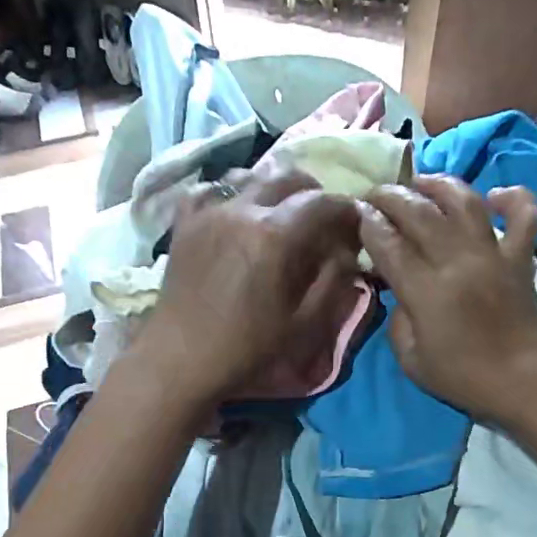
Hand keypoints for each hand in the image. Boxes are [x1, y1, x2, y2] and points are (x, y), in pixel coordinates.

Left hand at [129, 170, 362, 404]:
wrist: (180, 360)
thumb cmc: (246, 348)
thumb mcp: (303, 324)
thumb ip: (332, 281)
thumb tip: (347, 252)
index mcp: (275, 235)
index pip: (323, 202)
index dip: (346, 208)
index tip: (356, 222)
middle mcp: (242, 211)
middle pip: (287, 177)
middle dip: (313, 191)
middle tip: (322, 216)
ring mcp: (209, 212)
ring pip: (248, 176)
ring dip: (273, 187)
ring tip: (280, 211)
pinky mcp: (184, 224)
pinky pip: (209, 190)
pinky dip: (230, 192)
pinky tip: (236, 211)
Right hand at [361, 175, 536, 422]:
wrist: (527, 381)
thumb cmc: (465, 377)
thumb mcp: (412, 361)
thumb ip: (399, 321)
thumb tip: (400, 291)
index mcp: (427, 291)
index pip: (389, 244)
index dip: (369, 224)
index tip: (357, 213)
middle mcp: (458, 261)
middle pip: (419, 212)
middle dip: (391, 196)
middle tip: (376, 194)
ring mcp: (493, 254)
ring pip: (464, 200)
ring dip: (438, 184)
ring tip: (420, 182)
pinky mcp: (521, 256)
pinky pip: (523, 215)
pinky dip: (512, 198)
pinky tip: (493, 197)